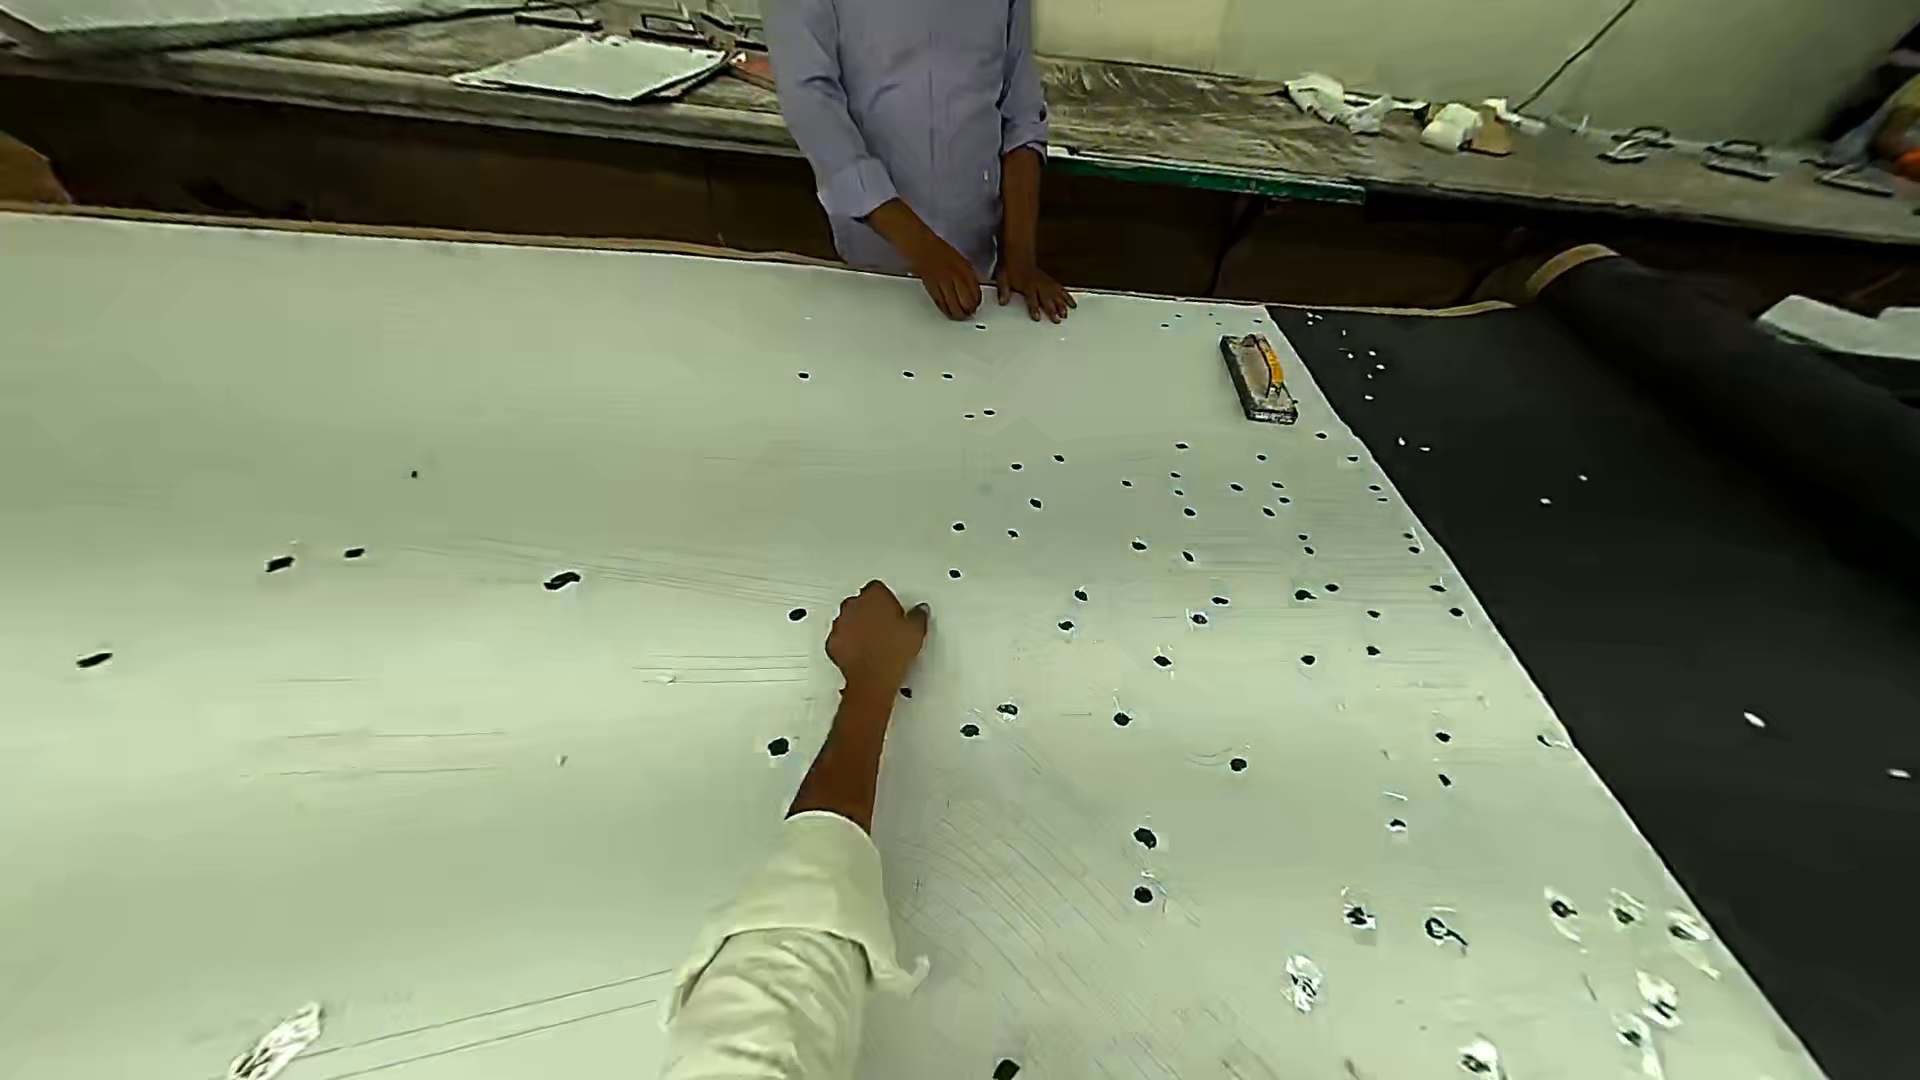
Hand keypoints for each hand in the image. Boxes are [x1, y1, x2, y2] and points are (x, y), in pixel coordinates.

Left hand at [826, 580, 929, 694]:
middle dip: (870, 610)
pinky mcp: (833, 642)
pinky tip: (861, 650)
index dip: (886, 598)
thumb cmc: (891, 652)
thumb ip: (917, 615)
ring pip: (848, 618)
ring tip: (873, 640)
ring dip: (857, 625)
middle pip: (861, 601)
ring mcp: (841, 623)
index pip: (877, 587)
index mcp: (874, 596)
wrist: (873, 677)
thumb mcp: (916, 630)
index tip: (893, 608)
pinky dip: (848, 641)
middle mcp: (854, 605)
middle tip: (885, 624)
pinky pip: (840, 636)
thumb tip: (920, 611)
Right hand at [903, 231, 982, 320]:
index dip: (977, 301)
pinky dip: (947, 311)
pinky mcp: (932, 289)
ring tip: (961, 316)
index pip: (975, 291)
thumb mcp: (960, 260)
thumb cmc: (940, 251)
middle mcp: (955, 277)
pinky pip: (941, 304)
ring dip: (958, 314)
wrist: (921, 247)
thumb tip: (974, 289)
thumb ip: (968, 275)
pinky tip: (949, 313)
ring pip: (953, 306)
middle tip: (970, 313)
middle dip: (969, 310)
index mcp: (964, 269)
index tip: (977, 305)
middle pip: (965, 301)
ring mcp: (943, 284)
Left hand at [996, 260, 1074, 321]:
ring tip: (1066, 315)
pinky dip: (1067, 296)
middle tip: (1057, 320)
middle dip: (1052, 309)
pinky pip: (1061, 289)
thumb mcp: (1002, 279)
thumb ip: (1004, 291)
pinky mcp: (1051, 281)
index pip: (1031, 298)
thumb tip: (1003, 302)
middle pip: (1047, 298)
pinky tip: (1072, 304)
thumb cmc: (1010, 269)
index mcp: (1027, 285)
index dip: (1034, 308)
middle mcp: (1038, 284)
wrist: (1019, 255)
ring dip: (1062, 305)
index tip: (1037, 318)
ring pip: (1056, 294)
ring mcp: (1046, 282)